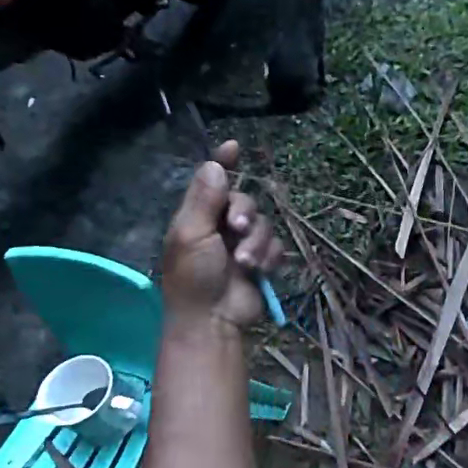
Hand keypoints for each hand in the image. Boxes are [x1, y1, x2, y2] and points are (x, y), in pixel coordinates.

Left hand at [160, 140, 282, 330]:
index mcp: (198, 216)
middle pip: (245, 200)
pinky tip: (261, 271)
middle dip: (245, 214)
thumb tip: (214, 164)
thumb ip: (204, 199)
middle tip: (237, 230)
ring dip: (257, 243)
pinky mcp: (261, 263)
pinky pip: (276, 246)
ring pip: (264, 224)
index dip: (223, 163)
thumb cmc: (193, 278)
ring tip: (246, 264)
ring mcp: (242, 245)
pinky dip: (270, 257)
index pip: (212, 181)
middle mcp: (221, 226)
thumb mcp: (192, 234)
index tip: (234, 147)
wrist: (212, 320)